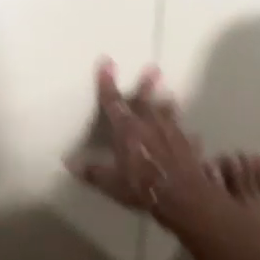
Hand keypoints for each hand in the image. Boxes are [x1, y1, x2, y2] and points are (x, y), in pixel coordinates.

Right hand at [68, 60, 217, 224]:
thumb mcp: (112, 184)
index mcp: (128, 130)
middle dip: (147, 84)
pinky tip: (191, 136)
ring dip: (168, 104)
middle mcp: (151, 125)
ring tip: (170, 95)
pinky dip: (186, 136)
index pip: (113, 102)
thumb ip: (92, 172)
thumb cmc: (143, 189)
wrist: (184, 198)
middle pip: (146, 101)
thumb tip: (68, 162)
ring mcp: (173, 134)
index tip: (106, 62)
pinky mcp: (190, 147)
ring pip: (169, 114)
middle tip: (153, 68)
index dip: (107, 83)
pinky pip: (187, 137)